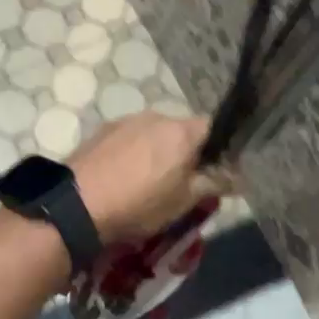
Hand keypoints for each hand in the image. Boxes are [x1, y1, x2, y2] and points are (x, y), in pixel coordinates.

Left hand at [67, 112, 213, 243]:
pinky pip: (130, 137)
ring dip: (158, 151)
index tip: (215, 171)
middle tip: (182, 183)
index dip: (218, 149)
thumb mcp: (184, 201)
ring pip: (154, 133)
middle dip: (186, 152)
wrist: (80, 202)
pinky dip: (135, 152)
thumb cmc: (140, 203)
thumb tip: (238, 177)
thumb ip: (213, 183)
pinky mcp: (104, 129)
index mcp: (180, 130)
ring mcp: (126, 120)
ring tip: (149, 182)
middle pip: (181, 130)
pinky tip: (125, 175)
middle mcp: (154, 116)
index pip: (212, 127)